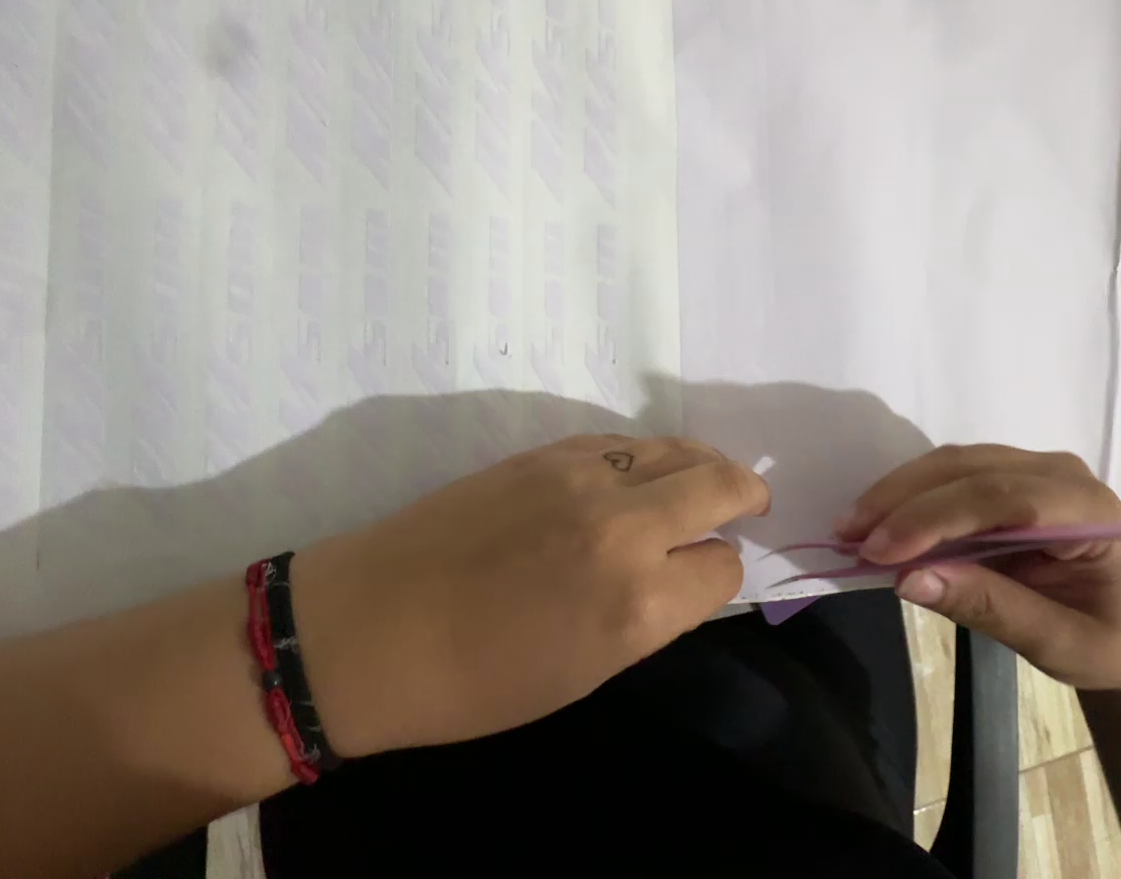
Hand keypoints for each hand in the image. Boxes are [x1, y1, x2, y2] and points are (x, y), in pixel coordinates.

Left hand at [290, 435, 766, 754]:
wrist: (372, 627)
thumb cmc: (479, 679)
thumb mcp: (588, 671)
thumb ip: (653, 614)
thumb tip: (689, 572)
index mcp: (638, 604)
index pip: (722, 568)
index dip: (721, 573)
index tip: (707, 577)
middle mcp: (624, 528)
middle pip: (718, 484)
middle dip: (744, 494)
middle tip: (749, 502)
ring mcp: (584, 477)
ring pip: (676, 449)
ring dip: (702, 464)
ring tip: (706, 478)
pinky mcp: (547, 451)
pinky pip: (623, 441)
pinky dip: (647, 456)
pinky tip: (640, 473)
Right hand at [839, 445, 1120, 695]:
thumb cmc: (1109, 646)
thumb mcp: (1058, 644)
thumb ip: (990, 607)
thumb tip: (907, 579)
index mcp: (1091, 509)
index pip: (1001, 498)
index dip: (934, 518)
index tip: (878, 551)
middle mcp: (1060, 473)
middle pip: (968, 468)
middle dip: (903, 500)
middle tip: (848, 536)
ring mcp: (1032, 469)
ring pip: (951, 463)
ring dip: (897, 493)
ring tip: (851, 528)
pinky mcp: (1006, 478)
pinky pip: (950, 475)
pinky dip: (909, 496)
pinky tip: (878, 520)